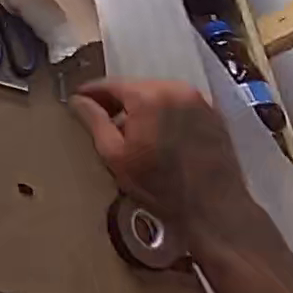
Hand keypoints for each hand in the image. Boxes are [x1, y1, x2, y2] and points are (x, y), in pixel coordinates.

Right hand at [69, 78, 249, 230]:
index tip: (77, 100)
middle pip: (134, 87)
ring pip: (156, 94)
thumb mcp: (114, 155)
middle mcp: (175, 88)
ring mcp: (198, 99)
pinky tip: (156, 134)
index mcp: (147, 95)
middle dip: (116, 101)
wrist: (214, 208)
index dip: (91, 92)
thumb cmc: (158, 184)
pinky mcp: (213, 112)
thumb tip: (77, 100)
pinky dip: (162, 112)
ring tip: (128, 130)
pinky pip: (177, 103)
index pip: (109, 84)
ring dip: (140, 107)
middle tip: (100, 118)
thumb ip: (93, 121)